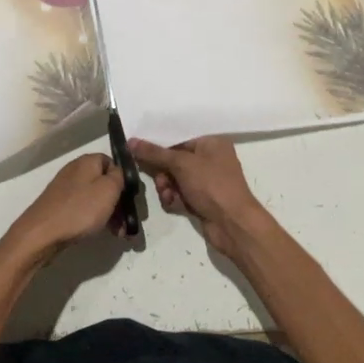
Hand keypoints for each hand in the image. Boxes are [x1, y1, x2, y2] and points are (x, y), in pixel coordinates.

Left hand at [2, 154, 125, 263]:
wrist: (42, 232)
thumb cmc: (80, 209)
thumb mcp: (108, 190)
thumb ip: (119, 177)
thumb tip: (119, 172)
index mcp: (87, 161)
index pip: (112, 163)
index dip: (124, 180)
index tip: (131, 199)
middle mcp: (75, 170)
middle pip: (104, 182)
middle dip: (119, 202)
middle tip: (128, 222)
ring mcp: (66, 189)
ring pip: (95, 198)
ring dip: (110, 214)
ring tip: (118, 234)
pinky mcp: (60, 205)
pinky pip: (84, 209)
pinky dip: (95, 219)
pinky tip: (101, 233)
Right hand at [128, 136, 271, 255]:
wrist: (233, 225)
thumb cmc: (212, 185)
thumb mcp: (181, 164)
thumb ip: (154, 153)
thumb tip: (131, 141)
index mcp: (211, 142)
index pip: (179, 137)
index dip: (158, 143)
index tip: (138, 149)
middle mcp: (210, 158)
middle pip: (174, 158)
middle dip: (162, 170)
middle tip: (158, 178)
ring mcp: (206, 180)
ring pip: (174, 177)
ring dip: (166, 185)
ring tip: (167, 194)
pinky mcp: (202, 199)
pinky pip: (179, 192)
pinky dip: (173, 197)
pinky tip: (172, 203)